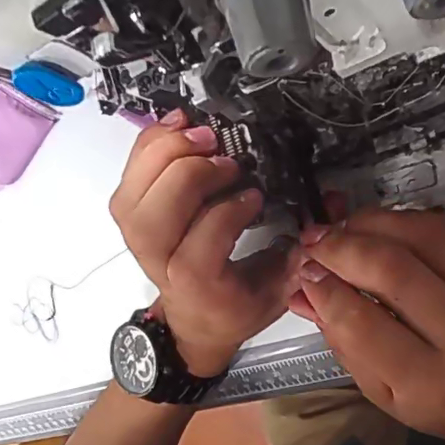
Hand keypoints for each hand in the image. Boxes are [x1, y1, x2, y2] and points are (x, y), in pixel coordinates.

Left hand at [110, 111, 301, 376]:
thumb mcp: (275, 296)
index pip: (197, 252)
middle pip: (152, 221)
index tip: (255, 195)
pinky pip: (129, 178)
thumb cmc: (234, 308)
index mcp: (200, 289)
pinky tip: (176, 125)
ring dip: (163, 155)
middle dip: (188, 177)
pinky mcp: (134, 217)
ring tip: (201, 134)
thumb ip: (295, 266)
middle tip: (226, 159)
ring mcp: (140, 240)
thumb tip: (314, 231)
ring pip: (131, 197)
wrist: (196, 320)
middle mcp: (161, 266)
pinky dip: (149, 145)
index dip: (226, 215)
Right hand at [293, 207, 444, 444]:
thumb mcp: (384, 392)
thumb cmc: (441, 403)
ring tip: (346, 227)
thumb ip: (344, 341)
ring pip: (426, 236)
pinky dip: (412, 221)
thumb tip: (305, 288)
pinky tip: (387, 227)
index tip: (305, 273)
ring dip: (376, 223)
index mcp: (433, 384)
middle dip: (344, 248)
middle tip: (315, 241)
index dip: (327, 291)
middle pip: (395, 271)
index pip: (365, 325)